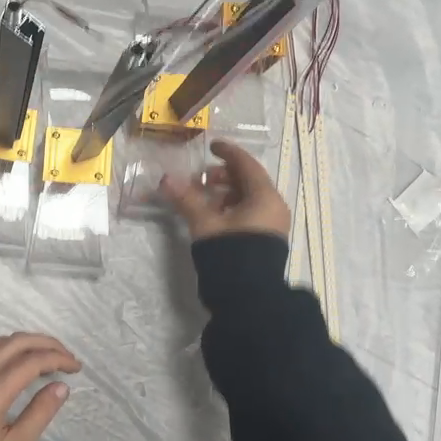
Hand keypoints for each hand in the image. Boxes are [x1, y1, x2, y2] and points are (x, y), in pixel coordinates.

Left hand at [0, 333, 81, 440]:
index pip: (32, 361)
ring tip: (47, 355)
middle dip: (46, 343)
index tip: (76, 367)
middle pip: (17, 341)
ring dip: (27, 342)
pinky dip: (9, 348)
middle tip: (66, 355)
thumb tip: (61, 386)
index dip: (58, 358)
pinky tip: (21, 361)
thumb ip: (40, 413)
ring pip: (0, 342)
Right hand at [159, 139, 290, 241]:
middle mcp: (274, 206)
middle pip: (249, 181)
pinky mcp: (267, 239)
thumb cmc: (229, 253)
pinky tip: (216, 216)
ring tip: (205, 199)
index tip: (212, 146)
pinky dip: (234, 207)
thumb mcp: (205, 224)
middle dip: (225, 176)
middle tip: (203, 179)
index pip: (247, 165)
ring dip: (227, 193)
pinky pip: (251, 212)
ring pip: (250, 198)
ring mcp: (272, 224)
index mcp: (264, 197)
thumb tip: (166, 179)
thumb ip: (187, 199)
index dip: (228, 153)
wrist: (248, 295)